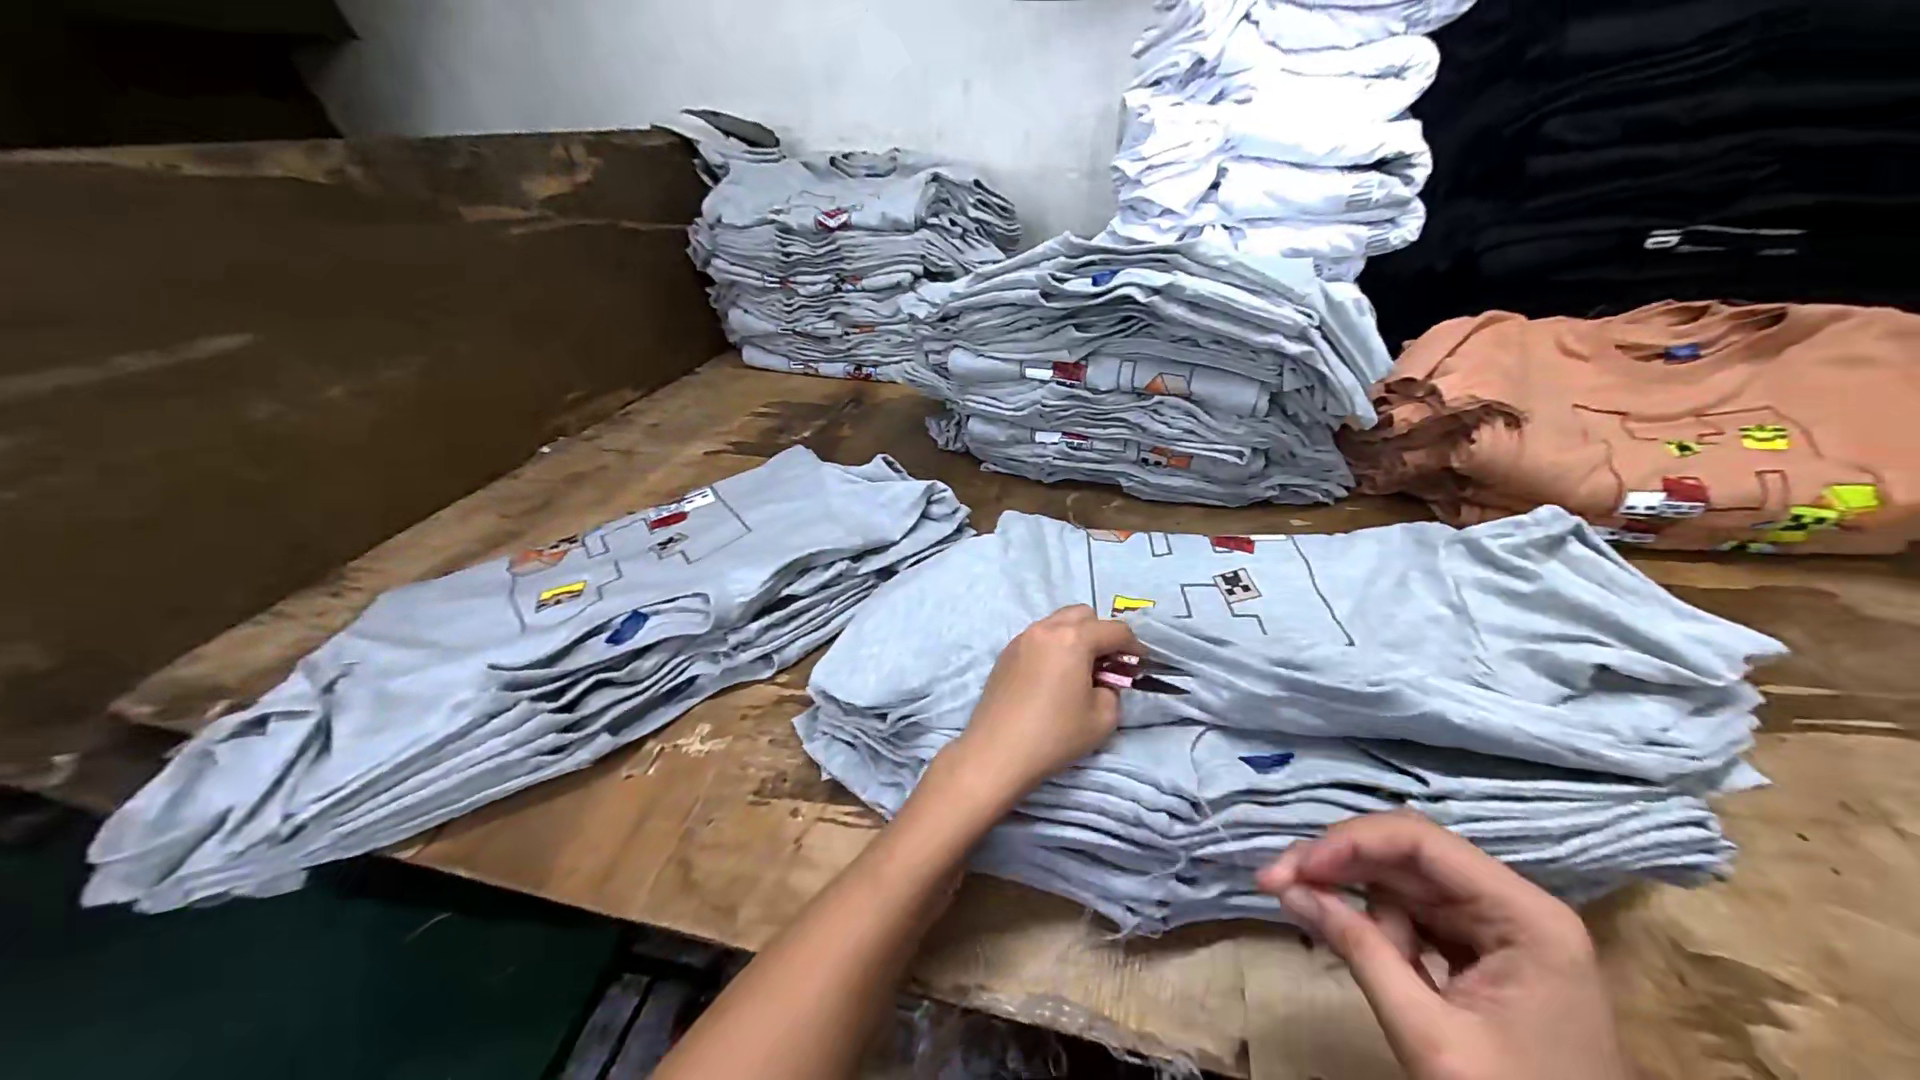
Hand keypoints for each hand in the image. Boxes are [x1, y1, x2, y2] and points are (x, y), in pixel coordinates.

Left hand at [948, 605, 1141, 801]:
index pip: (1115, 630)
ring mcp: (1021, 639)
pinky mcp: (1005, 654)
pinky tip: (1054, 677)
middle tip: (1108, 664)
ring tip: (1080, 670)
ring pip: (1057, 622)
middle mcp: (1046, 629)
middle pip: (1084, 615)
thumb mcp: (1103, 718)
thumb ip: (1112, 691)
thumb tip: (1102, 682)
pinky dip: (1053, 646)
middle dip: (1102, 634)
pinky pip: (1038, 637)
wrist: (997, 752)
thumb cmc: (1054, 734)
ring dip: (1076, 637)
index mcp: (1073, 638)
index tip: (1140, 665)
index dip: (1134, 647)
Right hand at [1258, 812, 1626, 1079]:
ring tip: (1324, 932)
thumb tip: (1288, 890)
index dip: (1348, 843)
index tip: (1293, 869)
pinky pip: (1414, 913)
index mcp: (1524, 916)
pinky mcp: (1484, 950)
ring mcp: (1501, 927)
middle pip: (1405, 855)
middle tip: (1276, 883)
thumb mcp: (1427, 1033)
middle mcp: (1515, 905)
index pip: (1420, 842)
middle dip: (1338, 866)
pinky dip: (1377, 925)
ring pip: (1403, 881)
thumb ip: (1358, 951)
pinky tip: (1352, 940)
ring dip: (1356, 900)